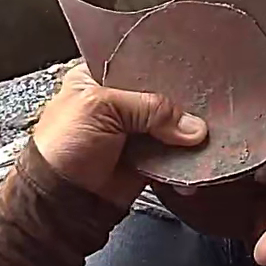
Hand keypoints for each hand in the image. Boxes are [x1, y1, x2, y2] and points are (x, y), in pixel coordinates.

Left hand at [32, 63, 206, 206]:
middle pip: (161, 98)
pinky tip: (196, 162)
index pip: (140, 64)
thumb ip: (150, 108)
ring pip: (171, 129)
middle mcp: (117, 104)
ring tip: (204, 141)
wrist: (60, 201)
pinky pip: (172, 158)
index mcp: (98, 78)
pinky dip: (184, 162)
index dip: (165, 69)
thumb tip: (193, 127)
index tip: (191, 74)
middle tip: (205, 108)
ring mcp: (132, 134)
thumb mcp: (102, 108)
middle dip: (183, 106)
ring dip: (187, 138)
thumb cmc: (63, 145)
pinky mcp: (143, 162)